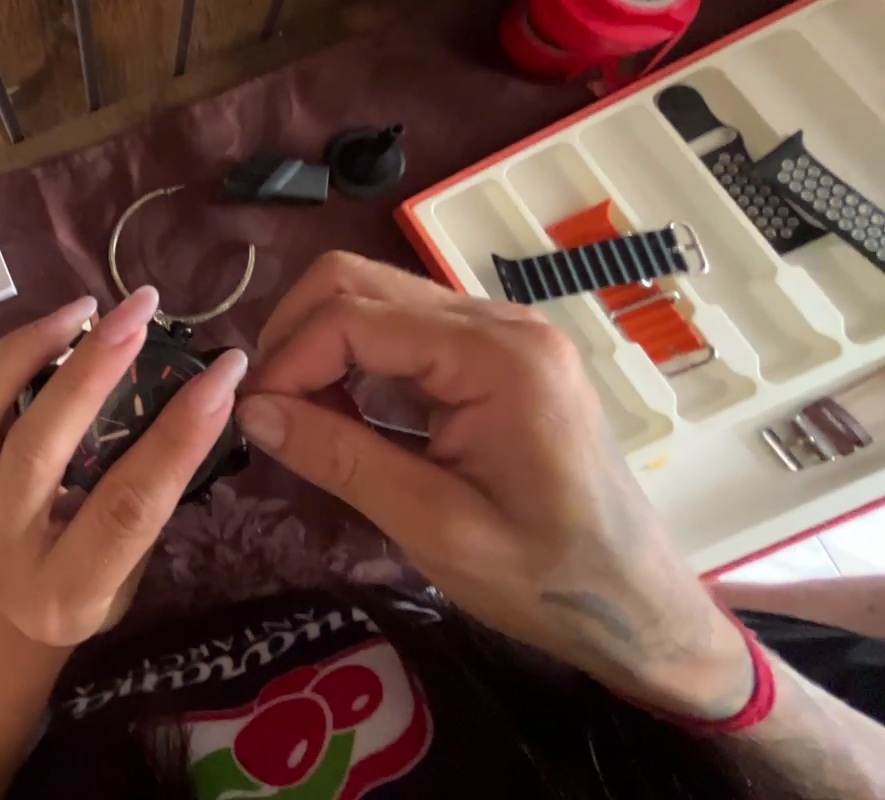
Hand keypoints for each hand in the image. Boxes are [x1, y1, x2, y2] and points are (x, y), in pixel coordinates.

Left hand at [0, 286, 247, 645]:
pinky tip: (45, 332)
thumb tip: (187, 400)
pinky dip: (3, 363)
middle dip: (93, 369)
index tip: (224, 372)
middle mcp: (3, 552)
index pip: (127, 505)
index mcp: (69, 592)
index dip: (179, 435)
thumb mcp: (130, 572)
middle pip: (39, 448)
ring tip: (85, 309)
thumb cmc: (88, 596)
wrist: (6, 628)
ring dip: (33, 351)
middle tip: (140, 310)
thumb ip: (145, 497)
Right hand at [237, 252, 752, 718]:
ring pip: (364, 292)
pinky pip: (389, 322)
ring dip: (315, 343)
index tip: (255, 418)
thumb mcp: (433, 527)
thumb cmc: (546, 576)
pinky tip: (342, 410)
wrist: (635, 605)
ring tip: (304, 412)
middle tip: (271, 405)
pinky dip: (344, 356)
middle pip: (353, 280)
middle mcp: (495, 320)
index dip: (287, 360)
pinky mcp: (480, 347)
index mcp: (496, 357)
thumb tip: (248, 410)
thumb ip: (338, 458)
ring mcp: (491, 328)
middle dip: (293, 336)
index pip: (352, 317)